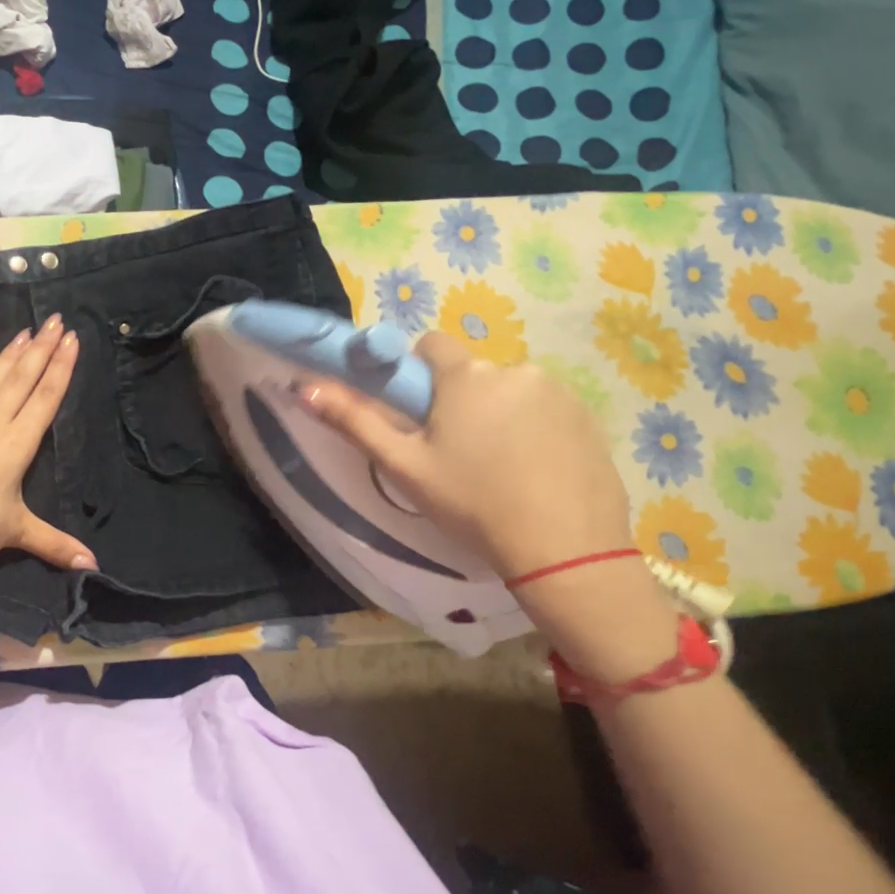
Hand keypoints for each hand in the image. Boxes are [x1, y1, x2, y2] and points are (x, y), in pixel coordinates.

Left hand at [0, 315, 96, 591]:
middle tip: (54, 320)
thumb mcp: (19, 532)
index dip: (61, 368)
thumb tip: (92, 565)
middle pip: (20, 381)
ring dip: (6, 356)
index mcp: (16, 444)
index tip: (72, 340)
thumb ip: (56, 543)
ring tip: (23, 331)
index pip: (45, 399)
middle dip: (41, 350)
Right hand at [301, 332, 635, 580]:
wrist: (564, 548)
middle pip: (471, 373)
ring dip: (497, 414)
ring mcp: (561, 392)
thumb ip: (354, 420)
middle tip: (451, 452)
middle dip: (458, 400)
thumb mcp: (402, 465)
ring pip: (510, 391)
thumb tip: (304, 387)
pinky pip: (546, 410)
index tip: (416, 413)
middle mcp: (515, 369)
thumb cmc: (471, 502)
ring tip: (495, 467)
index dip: (416, 372)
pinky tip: (531, 472)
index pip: (431, 345)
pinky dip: (534, 430)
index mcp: (465, 376)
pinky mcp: (590, 418)